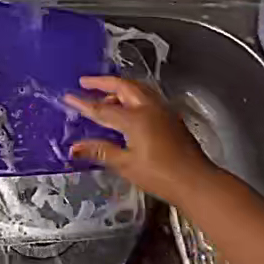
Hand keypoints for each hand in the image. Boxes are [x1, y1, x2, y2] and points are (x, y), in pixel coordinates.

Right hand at [65, 76, 221, 204]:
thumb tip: (74, 147)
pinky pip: (147, 97)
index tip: (68, 97)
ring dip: (119, 88)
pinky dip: (132, 96)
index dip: (83, 103)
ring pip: (137, 89)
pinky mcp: (170, 117)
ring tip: (104, 95)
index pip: (103, 108)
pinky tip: (126, 108)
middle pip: (123, 87)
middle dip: (103, 83)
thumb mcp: (126, 164)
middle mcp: (149, 108)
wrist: (196, 181)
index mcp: (135, 118)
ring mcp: (162, 110)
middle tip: (85, 82)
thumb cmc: (160, 175)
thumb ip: (100, 151)